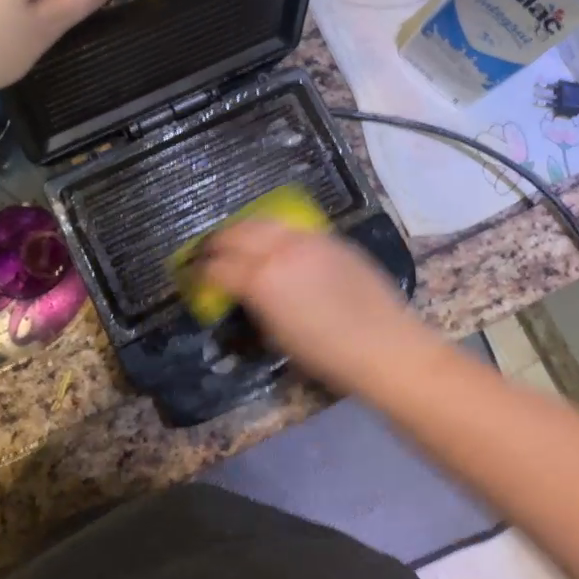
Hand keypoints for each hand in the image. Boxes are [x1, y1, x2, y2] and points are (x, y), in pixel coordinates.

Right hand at [199, 220, 435, 393]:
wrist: (386, 347)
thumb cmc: (328, 356)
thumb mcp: (277, 336)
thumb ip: (254, 304)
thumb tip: (243, 293)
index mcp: (261, 279)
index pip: (217, 266)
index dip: (199, 272)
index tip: (192, 276)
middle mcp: (280, 249)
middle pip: (237, 233)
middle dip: (218, 243)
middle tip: (209, 253)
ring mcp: (308, 239)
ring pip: (265, 221)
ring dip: (245, 230)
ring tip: (240, 242)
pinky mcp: (331, 238)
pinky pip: (293, 228)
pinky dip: (275, 233)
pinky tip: (276, 245)